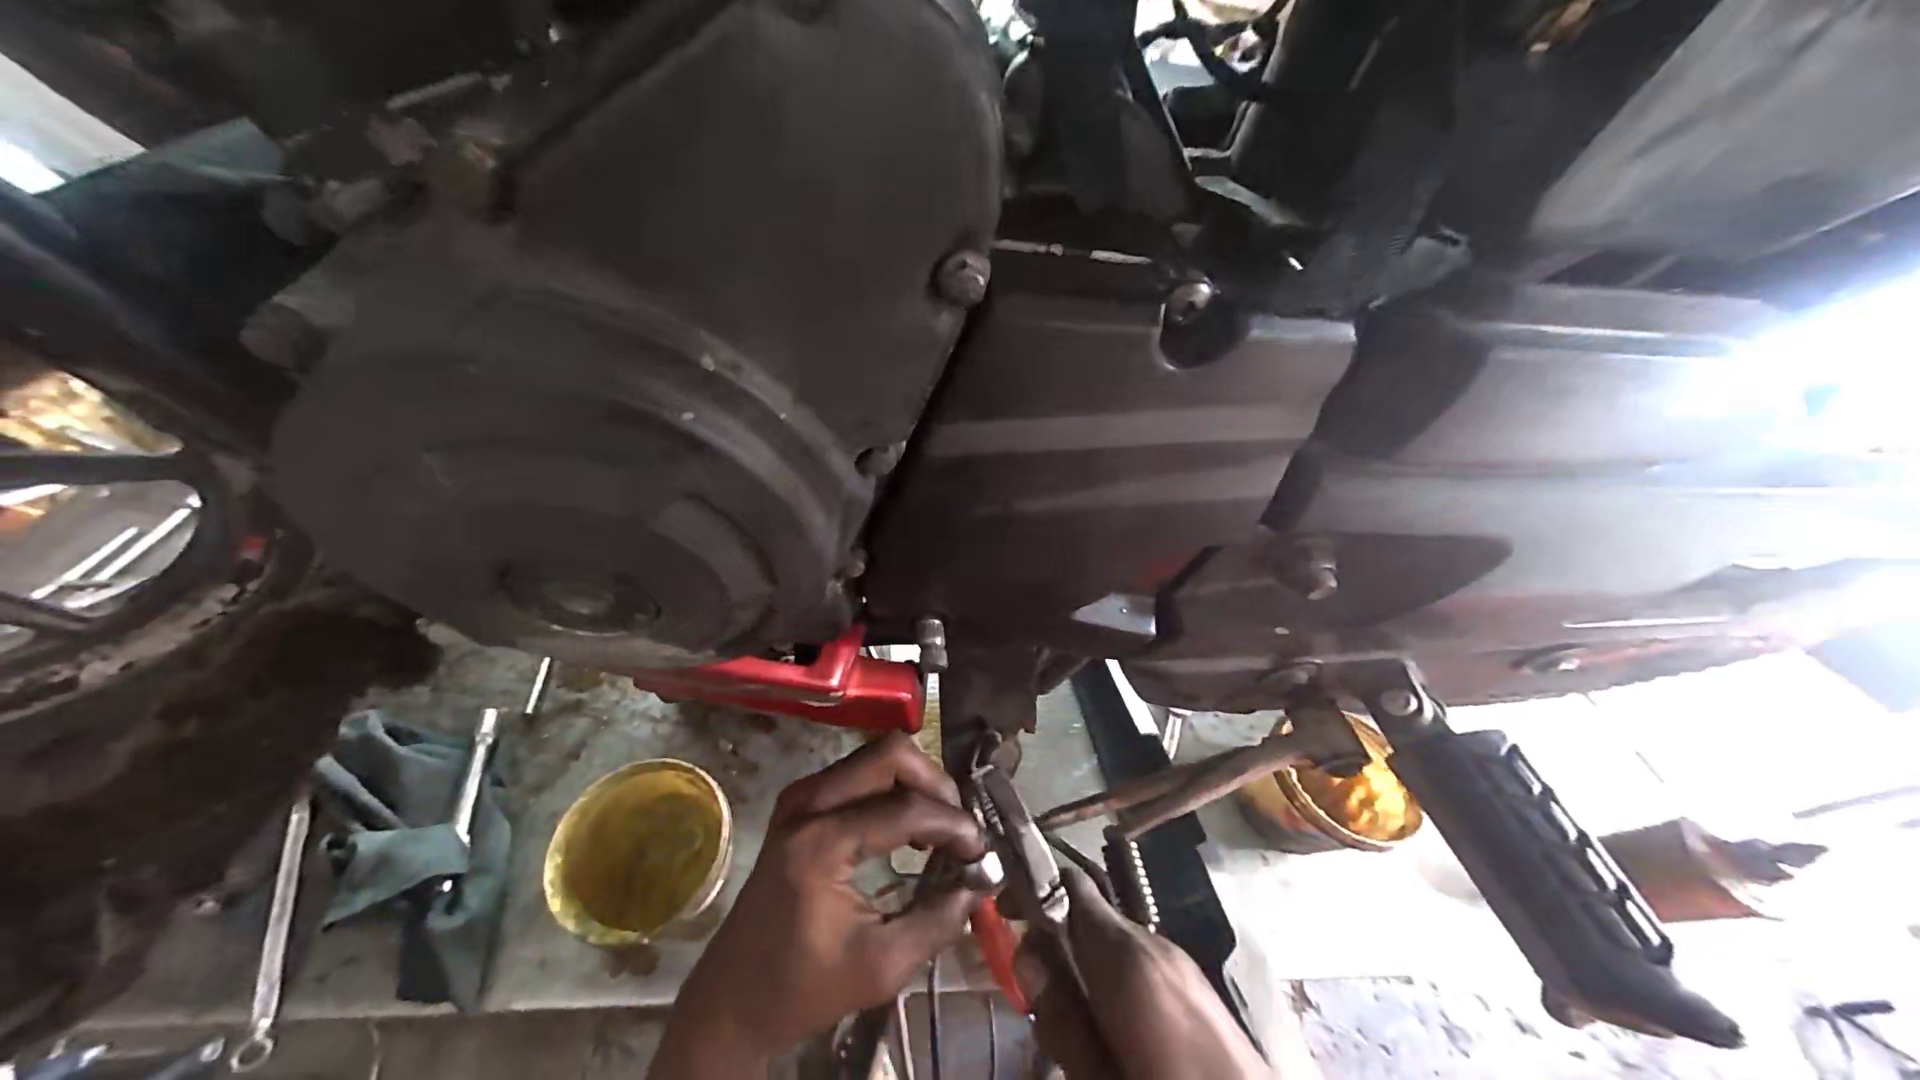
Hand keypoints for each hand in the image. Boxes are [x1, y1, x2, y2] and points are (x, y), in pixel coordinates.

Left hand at [651, 733, 991, 1077]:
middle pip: (890, 754)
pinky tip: (909, 827)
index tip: (980, 851)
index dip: (952, 825)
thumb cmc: (803, 988)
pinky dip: (894, 789)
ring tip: (941, 829)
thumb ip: (939, 919)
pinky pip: (860, 772)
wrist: (734, 997)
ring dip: (916, 783)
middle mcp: (807, 803)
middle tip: (959, 828)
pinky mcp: (801, 802)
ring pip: (876, 756)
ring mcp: (800, 796)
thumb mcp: (881, 967)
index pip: (904, 808)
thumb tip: (982, 880)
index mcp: (819, 844)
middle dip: (936, 784)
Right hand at [1015, 865, 1274, 1078]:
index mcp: (1127, 957)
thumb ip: (1061, 1015)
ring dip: (1084, 962)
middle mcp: (1155, 944)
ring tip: (1075, 1020)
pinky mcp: (1198, 986)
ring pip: (1115, 940)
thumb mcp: (1098, 1077)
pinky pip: (1142, 963)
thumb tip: (1028, 953)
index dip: (1032, 889)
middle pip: (1090, 914)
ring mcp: (1183, 963)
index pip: (1069, 885)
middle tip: (1034, 990)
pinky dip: (1115, 977)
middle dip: (1056, 938)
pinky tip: (1115, 1028)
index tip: (1004, 914)